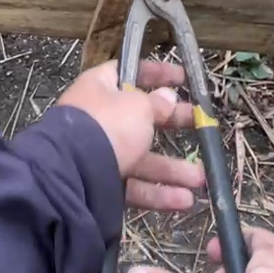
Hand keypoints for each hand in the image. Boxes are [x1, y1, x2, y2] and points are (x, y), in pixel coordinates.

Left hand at [57, 60, 204, 210]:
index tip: (183, 78)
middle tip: (199, 124)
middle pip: (140, 117)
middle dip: (172, 122)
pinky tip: (185, 200)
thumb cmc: (108, 125)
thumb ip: (156, 103)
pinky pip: (135, 185)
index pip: (130, 72)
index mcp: (100, 87)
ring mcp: (100, 152)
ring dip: (172, 168)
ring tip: (199, 178)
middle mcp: (99, 117)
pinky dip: (159, 193)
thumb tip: (168, 97)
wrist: (74, 174)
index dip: (156, 73)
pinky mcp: (103, 182)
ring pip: (142, 157)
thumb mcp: (137, 106)